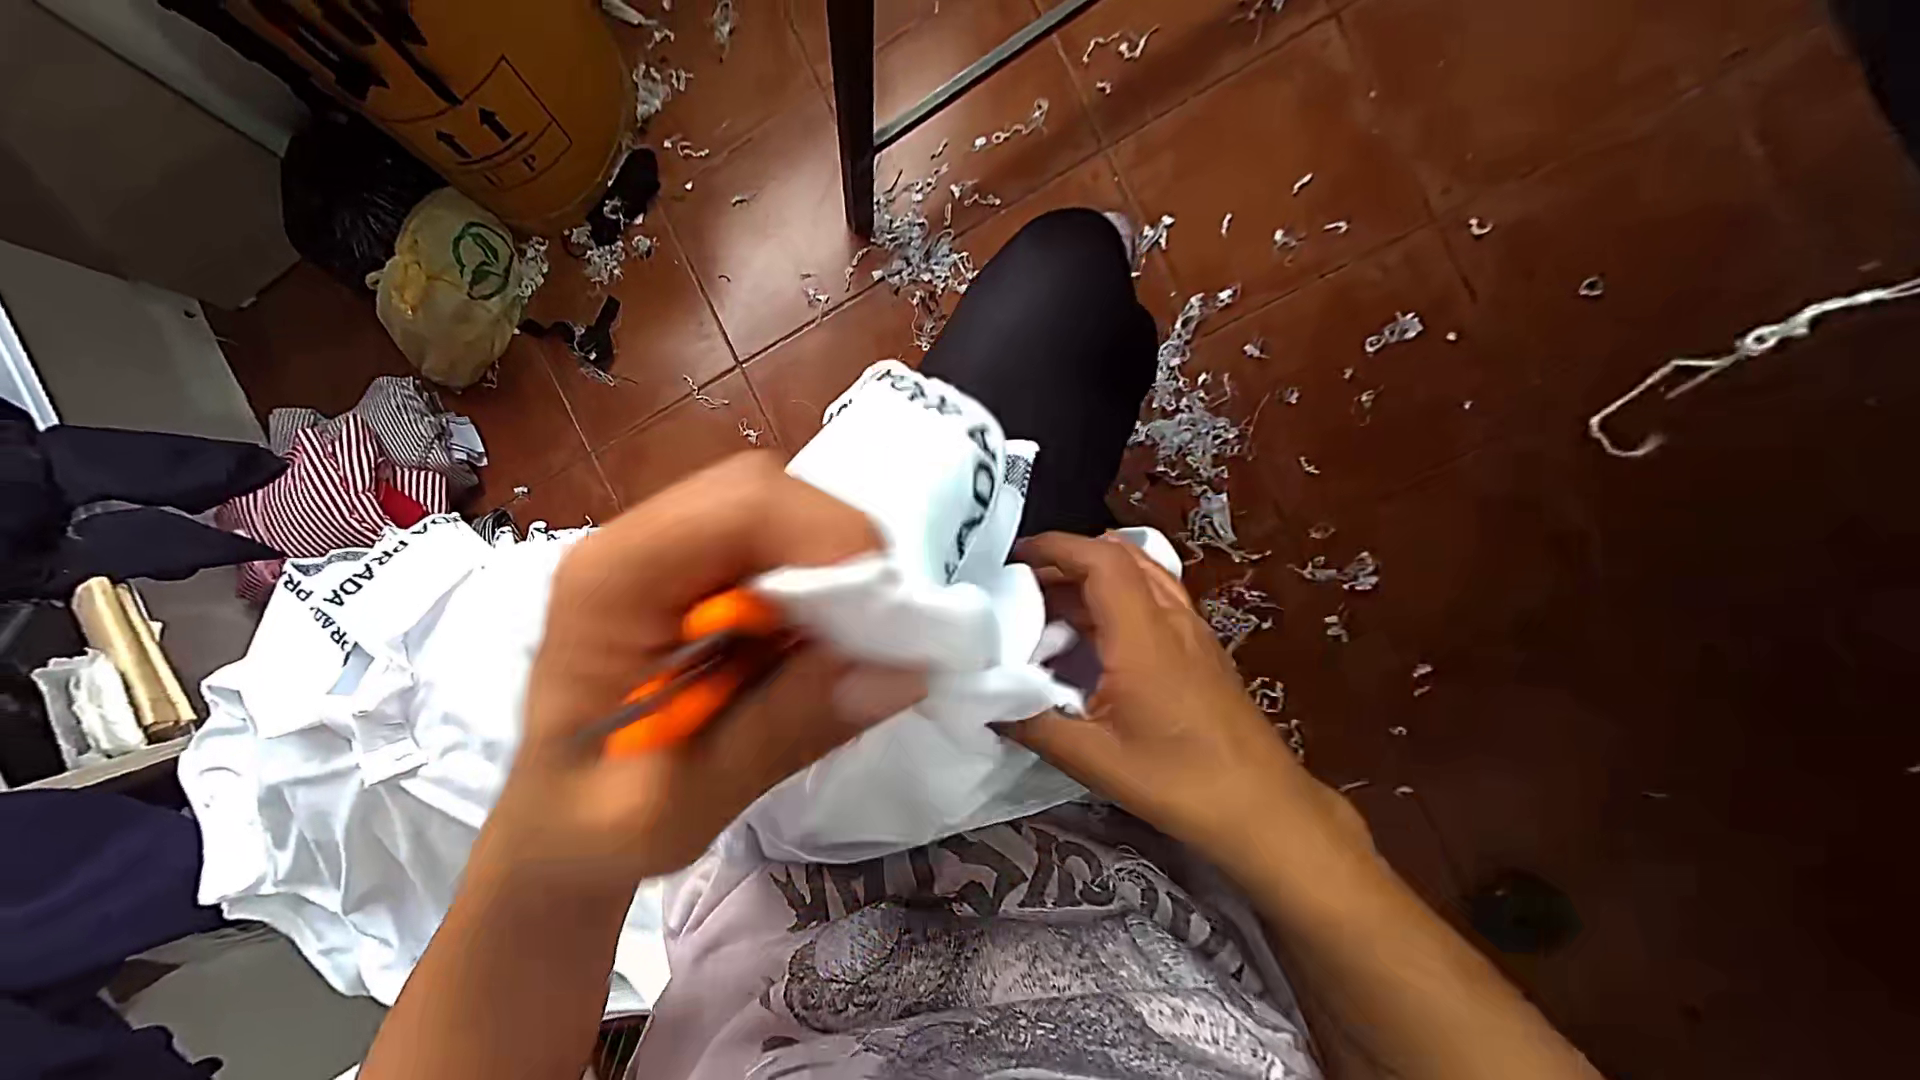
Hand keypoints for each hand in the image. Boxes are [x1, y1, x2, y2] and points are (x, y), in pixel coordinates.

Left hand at [474, 454, 926, 896]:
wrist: (557, 824)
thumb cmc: (590, 828)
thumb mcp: (677, 805)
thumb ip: (781, 731)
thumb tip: (900, 672)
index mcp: (611, 584)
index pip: (740, 507)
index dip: (828, 540)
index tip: (883, 614)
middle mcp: (637, 544)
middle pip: (764, 493)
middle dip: (839, 550)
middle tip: (874, 629)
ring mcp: (666, 550)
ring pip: (779, 510)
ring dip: (833, 566)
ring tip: (847, 640)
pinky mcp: (696, 568)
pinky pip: (778, 542)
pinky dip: (818, 582)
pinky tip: (815, 640)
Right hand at [1008, 532, 1346, 854]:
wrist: (1263, 807)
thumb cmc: (1179, 781)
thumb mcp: (1092, 758)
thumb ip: (1033, 723)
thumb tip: (986, 700)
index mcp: (1144, 635)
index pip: (1100, 560)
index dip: (1054, 547)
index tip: (1014, 558)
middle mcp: (1172, 618)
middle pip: (1119, 556)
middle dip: (1066, 558)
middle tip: (1023, 583)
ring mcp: (1191, 629)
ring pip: (1139, 573)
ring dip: (1092, 574)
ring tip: (1051, 602)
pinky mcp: (1199, 646)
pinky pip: (1153, 596)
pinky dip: (1115, 595)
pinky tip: (1092, 634)